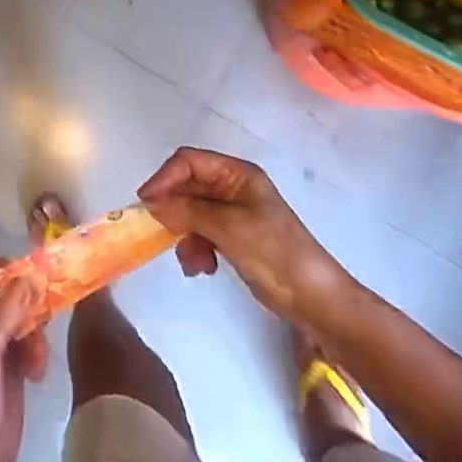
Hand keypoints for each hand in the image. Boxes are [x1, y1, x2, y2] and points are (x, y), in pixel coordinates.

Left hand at [0, 259, 48, 461]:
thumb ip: (5, 312)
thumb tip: (27, 274)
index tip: (25, 269)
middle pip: (1, 294)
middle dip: (23, 302)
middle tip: (44, 306)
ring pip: (19, 316)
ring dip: (33, 332)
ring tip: (38, 357)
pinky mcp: (10, 364)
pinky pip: (28, 340)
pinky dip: (35, 352)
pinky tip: (37, 372)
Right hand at [138, 147, 353, 323]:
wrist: (315, 300)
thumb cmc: (275, 253)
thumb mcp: (229, 227)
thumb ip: (187, 211)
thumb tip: (151, 203)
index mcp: (237, 173)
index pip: (189, 161)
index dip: (165, 178)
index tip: (146, 203)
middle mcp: (232, 187)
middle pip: (186, 187)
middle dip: (174, 212)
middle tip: (162, 235)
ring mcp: (231, 213)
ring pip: (189, 213)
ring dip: (184, 236)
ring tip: (193, 262)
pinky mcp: (231, 237)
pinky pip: (199, 233)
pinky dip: (195, 249)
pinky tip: (202, 268)